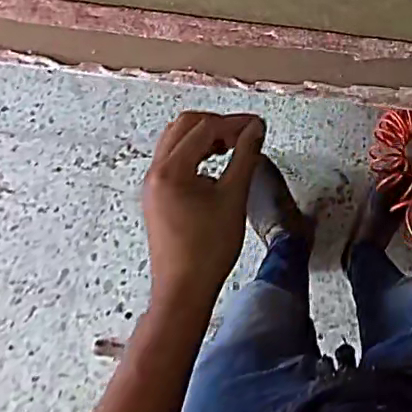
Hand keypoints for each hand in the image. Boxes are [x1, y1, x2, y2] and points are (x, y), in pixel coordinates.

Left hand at [142, 111, 264, 310]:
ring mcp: (154, 185)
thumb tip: (256, 128)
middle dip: (218, 124)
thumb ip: (246, 154)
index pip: (205, 127)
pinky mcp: (158, 195)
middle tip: (244, 134)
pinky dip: (198, 150)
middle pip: (185, 125)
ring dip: (207, 135)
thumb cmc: (208, 248)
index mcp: (171, 171)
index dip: (235, 123)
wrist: (185, 289)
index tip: (257, 126)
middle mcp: (156, 173)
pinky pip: (175, 157)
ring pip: (178, 139)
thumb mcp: (235, 194)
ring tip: (233, 146)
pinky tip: (218, 162)